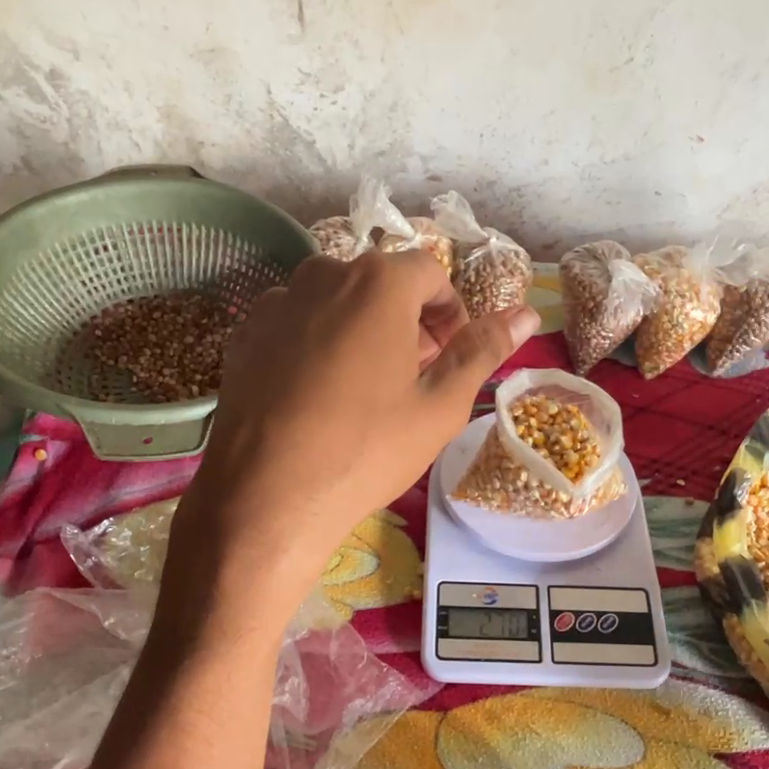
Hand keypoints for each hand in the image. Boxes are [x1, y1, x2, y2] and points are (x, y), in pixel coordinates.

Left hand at [177, 251, 538, 581]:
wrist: (268, 496)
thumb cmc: (367, 449)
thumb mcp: (440, 406)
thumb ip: (482, 351)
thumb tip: (526, 313)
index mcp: (378, 283)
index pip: (430, 272)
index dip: (451, 311)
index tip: (451, 356)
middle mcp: (322, 274)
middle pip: (379, 283)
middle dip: (406, 320)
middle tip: (415, 377)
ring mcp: (275, 304)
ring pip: (333, 302)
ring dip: (359, 329)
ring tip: (366, 388)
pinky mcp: (243, 336)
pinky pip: (294, 325)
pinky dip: (315, 345)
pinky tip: (318, 396)